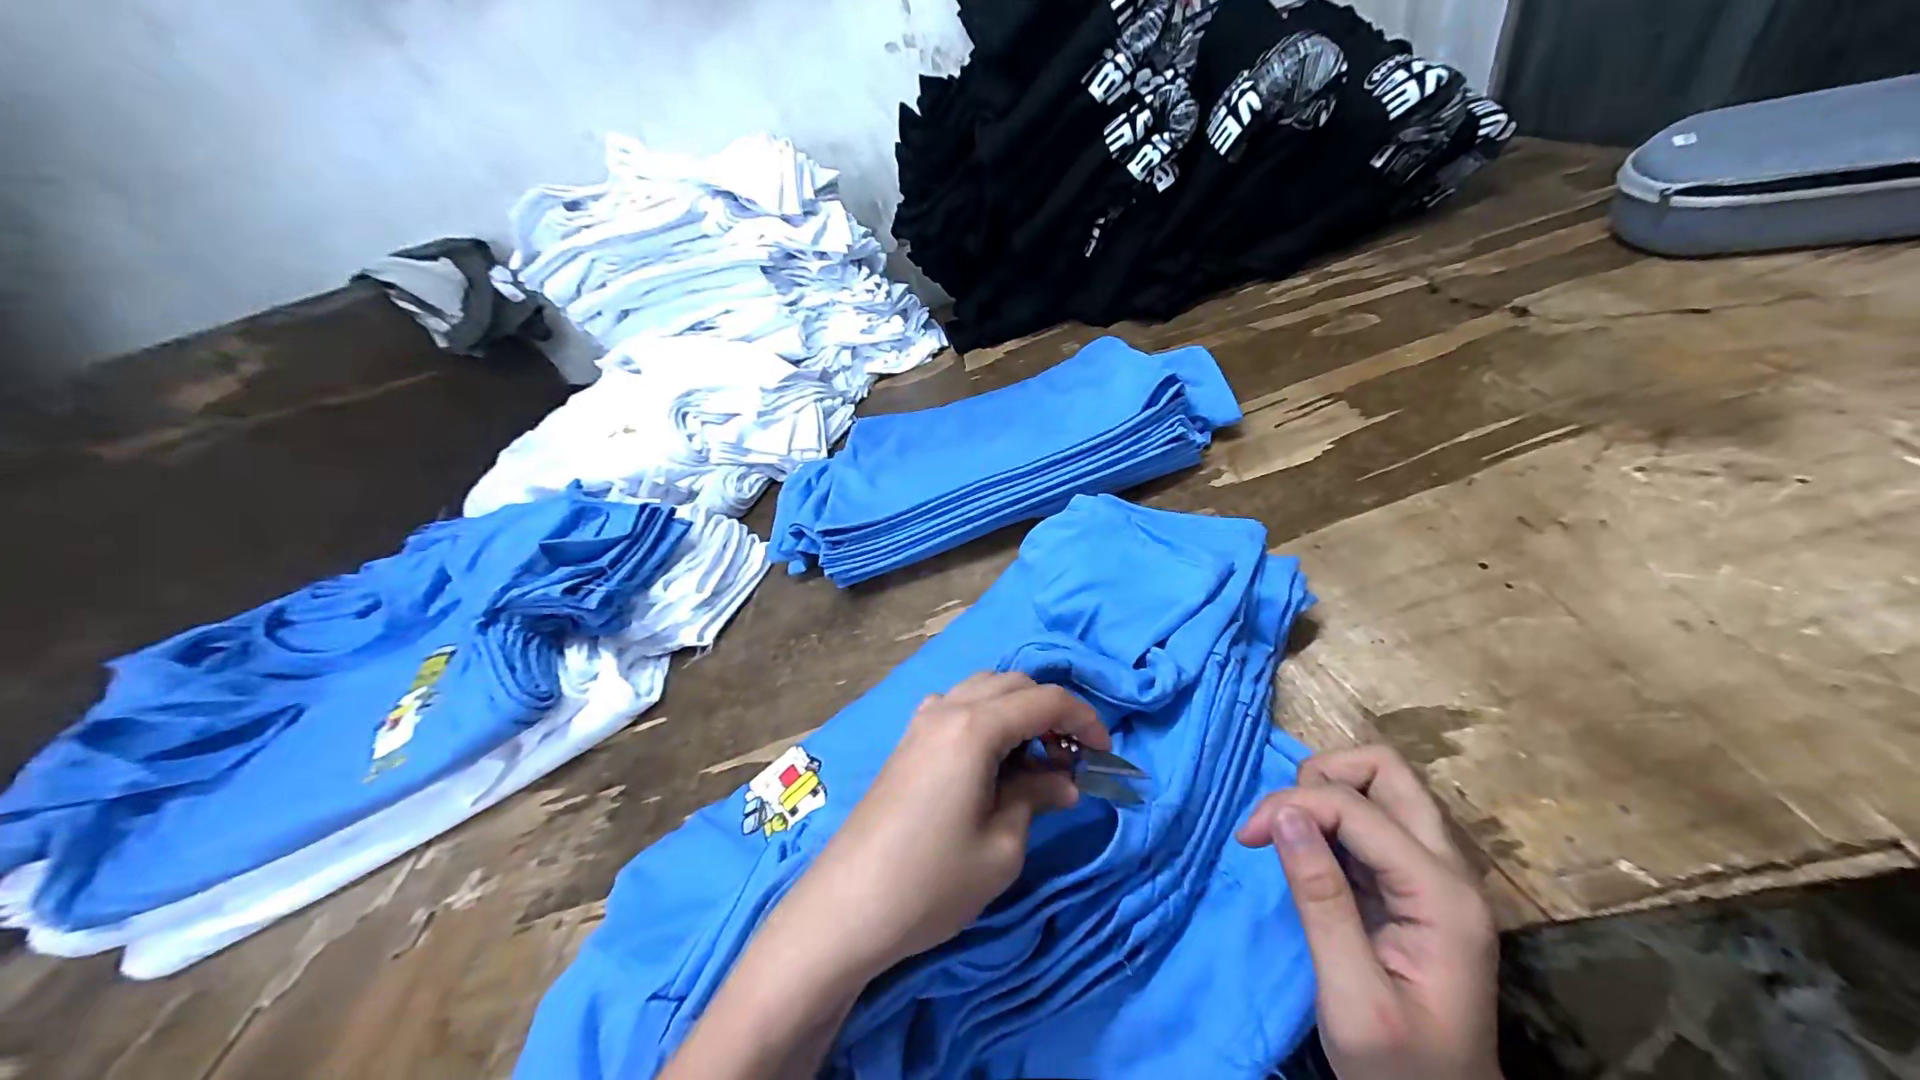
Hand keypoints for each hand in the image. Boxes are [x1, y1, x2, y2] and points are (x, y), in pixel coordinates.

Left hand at [779, 672, 1107, 978]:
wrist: (847, 906)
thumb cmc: (932, 881)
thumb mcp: (1002, 845)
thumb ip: (1037, 796)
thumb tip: (1064, 780)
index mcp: (974, 726)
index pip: (1045, 700)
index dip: (1085, 720)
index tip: (1106, 754)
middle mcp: (946, 708)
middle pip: (1014, 685)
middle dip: (1051, 712)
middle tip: (1071, 759)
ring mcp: (921, 721)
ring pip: (984, 690)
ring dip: (1018, 712)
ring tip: (1036, 761)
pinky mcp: (908, 741)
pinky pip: (958, 708)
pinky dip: (988, 720)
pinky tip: (994, 762)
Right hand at [1239, 746, 1500, 1079]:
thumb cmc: (1398, 1067)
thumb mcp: (1351, 995)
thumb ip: (1320, 900)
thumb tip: (1284, 815)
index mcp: (1442, 896)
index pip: (1357, 807)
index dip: (1292, 806)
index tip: (1246, 838)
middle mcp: (1449, 870)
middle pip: (1387, 771)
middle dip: (1321, 778)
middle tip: (1279, 818)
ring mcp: (1436, 874)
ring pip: (1381, 786)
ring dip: (1326, 793)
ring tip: (1289, 834)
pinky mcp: (1415, 882)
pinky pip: (1373, 817)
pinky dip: (1330, 817)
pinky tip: (1306, 850)